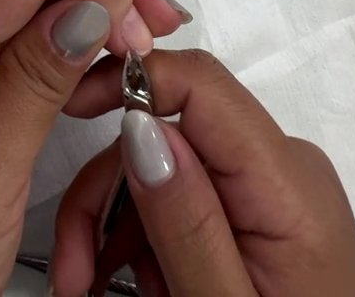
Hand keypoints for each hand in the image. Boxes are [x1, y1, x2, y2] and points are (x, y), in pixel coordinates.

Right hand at [51, 50, 354, 296]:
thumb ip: (188, 224)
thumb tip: (138, 126)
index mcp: (288, 183)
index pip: (200, 83)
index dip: (127, 78)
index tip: (65, 109)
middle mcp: (282, 166)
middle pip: (165, 132)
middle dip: (105, 187)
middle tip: (72, 268)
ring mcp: (268, 187)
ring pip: (161, 164)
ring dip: (113, 220)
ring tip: (89, 285)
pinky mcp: (255, 208)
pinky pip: (180, 193)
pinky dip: (141, 233)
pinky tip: (130, 280)